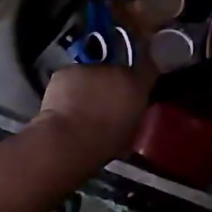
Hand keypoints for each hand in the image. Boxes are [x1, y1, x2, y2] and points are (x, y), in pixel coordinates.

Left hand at [34, 60, 156, 162]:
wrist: (68, 139)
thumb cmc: (104, 143)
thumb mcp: (131, 133)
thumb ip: (134, 115)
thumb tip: (131, 112)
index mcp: (136, 85)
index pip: (147, 70)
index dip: (140, 80)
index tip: (135, 90)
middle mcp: (115, 70)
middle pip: (117, 72)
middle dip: (112, 85)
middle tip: (105, 105)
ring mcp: (89, 68)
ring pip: (92, 75)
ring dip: (90, 86)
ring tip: (81, 106)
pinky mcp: (66, 71)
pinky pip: (71, 77)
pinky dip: (69, 87)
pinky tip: (64, 104)